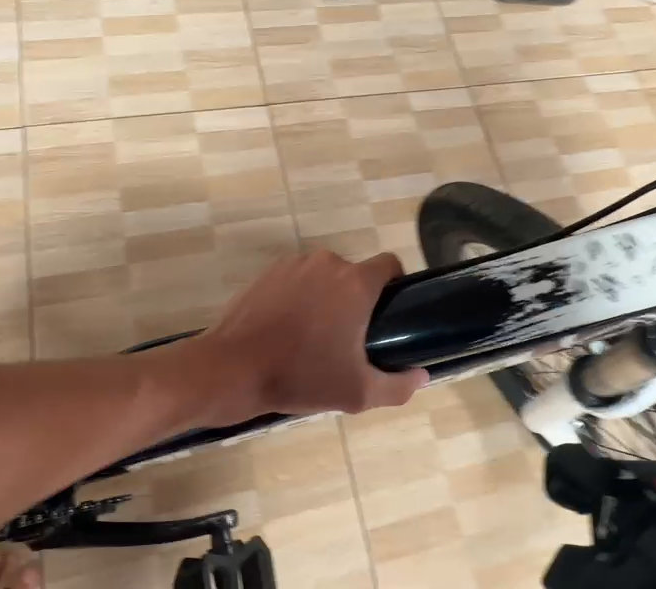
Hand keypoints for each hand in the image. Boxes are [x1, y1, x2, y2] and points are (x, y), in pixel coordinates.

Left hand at [196, 250, 428, 419]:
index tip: (391, 315)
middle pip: (356, 275)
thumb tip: (421, 375)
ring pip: (326, 277)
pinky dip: (301, 297)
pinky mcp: (269, 270)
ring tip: (315, 338)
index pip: (390, 264)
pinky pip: (299, 279)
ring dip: (328, 298)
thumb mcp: (357, 393)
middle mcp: (328, 263)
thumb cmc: (301, 377)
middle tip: (350, 340)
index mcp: (355, 283)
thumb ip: (398, 385)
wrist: (234, 368)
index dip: (396, 285)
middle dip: (358, 301)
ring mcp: (295, 263)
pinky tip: (289, 329)